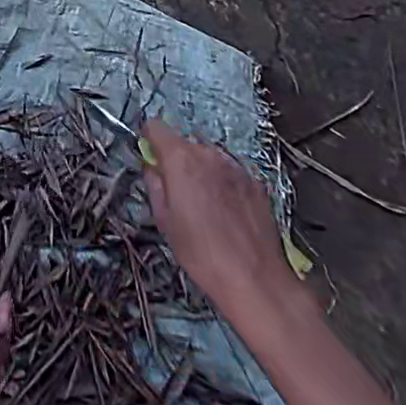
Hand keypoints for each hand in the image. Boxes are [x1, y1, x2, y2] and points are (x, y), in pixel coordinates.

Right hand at [142, 118, 302, 317]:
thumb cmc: (201, 252)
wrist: (254, 277)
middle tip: (177, 190)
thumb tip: (153, 168)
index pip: (156, 126)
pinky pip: (230, 171)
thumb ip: (154, 184)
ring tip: (204, 203)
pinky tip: (226, 210)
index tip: (150, 157)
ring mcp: (235, 166)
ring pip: (209, 156)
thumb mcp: (164, 220)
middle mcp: (208, 154)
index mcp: (180, 159)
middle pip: (185, 142)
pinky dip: (223, 181)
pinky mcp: (256, 182)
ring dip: (202, 169)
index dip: (149, 139)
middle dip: (177, 159)